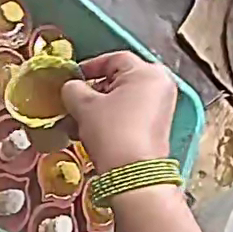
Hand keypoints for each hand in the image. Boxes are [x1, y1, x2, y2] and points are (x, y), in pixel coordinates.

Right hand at [61, 53, 176, 173]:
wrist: (132, 172)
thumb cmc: (111, 131)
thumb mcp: (85, 106)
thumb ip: (73, 90)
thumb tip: (71, 87)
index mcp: (146, 72)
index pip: (113, 59)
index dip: (89, 66)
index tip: (72, 79)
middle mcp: (160, 84)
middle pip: (120, 78)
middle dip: (94, 90)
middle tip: (74, 101)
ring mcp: (162, 106)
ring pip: (124, 98)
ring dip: (100, 106)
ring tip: (78, 120)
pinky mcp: (157, 126)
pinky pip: (131, 113)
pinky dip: (112, 117)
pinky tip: (92, 130)